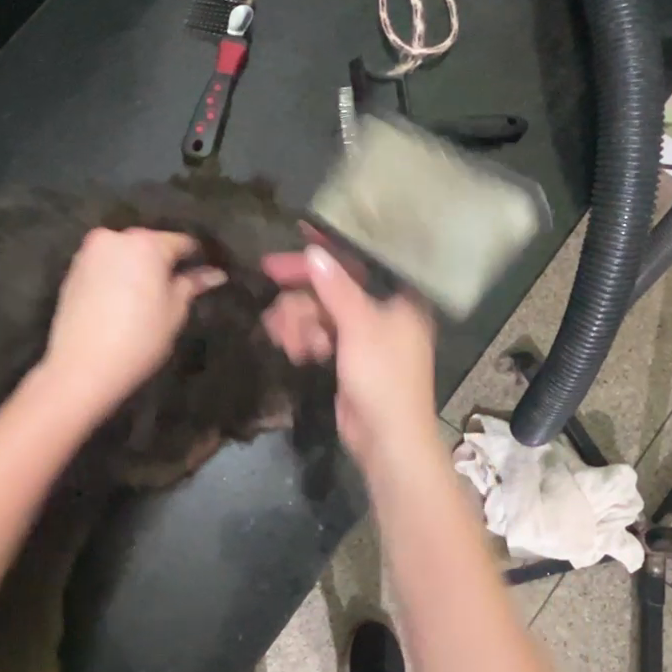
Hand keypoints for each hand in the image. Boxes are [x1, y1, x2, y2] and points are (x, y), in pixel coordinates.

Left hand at [37, 228, 226, 417]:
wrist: (82, 366)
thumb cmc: (138, 339)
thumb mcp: (174, 312)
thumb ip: (192, 285)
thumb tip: (215, 274)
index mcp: (146, 243)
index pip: (181, 242)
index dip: (194, 258)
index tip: (201, 275)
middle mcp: (115, 238)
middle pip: (148, 244)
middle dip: (162, 262)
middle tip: (173, 290)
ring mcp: (89, 253)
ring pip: (124, 254)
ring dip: (137, 268)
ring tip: (145, 298)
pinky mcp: (72, 271)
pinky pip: (104, 266)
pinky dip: (115, 277)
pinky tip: (120, 302)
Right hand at [262, 244, 435, 467]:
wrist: (386, 439)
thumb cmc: (383, 378)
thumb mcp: (360, 327)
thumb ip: (336, 288)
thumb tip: (314, 253)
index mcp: (401, 297)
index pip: (363, 259)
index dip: (331, 246)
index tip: (298, 231)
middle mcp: (385, 310)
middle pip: (335, 285)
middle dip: (304, 295)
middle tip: (271, 286)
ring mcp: (366, 335)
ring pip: (322, 311)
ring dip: (301, 322)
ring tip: (291, 342)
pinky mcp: (349, 356)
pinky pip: (320, 334)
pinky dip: (306, 339)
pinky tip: (297, 352)